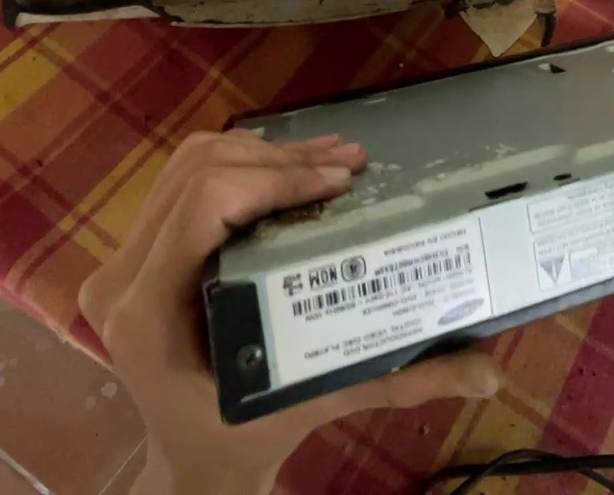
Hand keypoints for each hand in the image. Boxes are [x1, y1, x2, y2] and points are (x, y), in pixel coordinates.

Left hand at [79, 130, 501, 494]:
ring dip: (265, 151)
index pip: (205, 206)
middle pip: (199, 171)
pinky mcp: (138, 250)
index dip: (276, 178)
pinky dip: (243, 160)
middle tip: (351, 166)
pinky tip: (294, 165)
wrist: (191, 462)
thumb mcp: (316, 403)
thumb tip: (489, 370)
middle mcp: (124, 278)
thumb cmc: (242, 437)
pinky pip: (185, 178)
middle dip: (283, 158)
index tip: (341, 181)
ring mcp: (123, 260)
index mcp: (151, 312)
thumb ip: (400, 382)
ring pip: (190, 163)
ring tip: (332, 159)